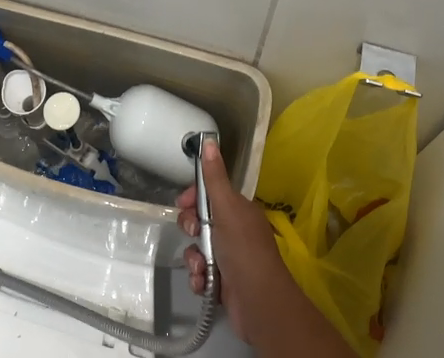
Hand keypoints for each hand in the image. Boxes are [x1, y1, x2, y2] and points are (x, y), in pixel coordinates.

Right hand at [176, 138, 291, 343]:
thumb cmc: (243, 249)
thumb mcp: (227, 208)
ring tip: (201, 268)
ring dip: (194, 258)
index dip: (194, 197)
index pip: (211, 194)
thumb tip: (209, 141)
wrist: (259, 303)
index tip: (183, 203)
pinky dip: (199, 279)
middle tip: (195, 235)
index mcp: (239, 210)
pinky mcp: (224, 282)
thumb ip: (215, 178)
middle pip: (201, 221)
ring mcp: (230, 258)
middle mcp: (236, 231)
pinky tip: (204, 284)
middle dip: (192, 229)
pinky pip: (201, 273)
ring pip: (199, 249)